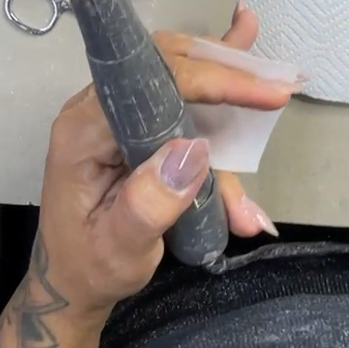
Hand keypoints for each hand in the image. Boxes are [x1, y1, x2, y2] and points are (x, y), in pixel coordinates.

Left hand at [36, 4, 294, 317]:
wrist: (70, 281)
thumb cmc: (91, 269)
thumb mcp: (119, 249)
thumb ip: (150, 204)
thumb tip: (195, 150)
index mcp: (85, 132)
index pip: (152, 85)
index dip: (212, 82)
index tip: (265, 94)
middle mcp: (95, 110)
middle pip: (165, 66)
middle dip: (226, 72)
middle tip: (279, 85)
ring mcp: (114, 114)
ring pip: (175, 75)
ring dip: (225, 77)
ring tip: (272, 78)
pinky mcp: (131, 124)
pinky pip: (176, 95)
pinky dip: (216, 91)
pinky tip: (245, 71)